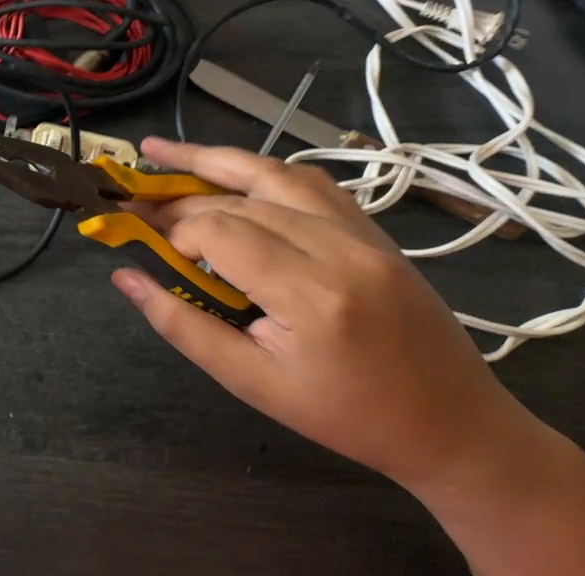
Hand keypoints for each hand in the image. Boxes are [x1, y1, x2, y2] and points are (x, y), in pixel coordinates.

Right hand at [115, 137, 537, 493]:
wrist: (461, 431)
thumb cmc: (349, 417)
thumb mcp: (253, 383)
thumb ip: (182, 325)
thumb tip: (124, 276)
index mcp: (311, 296)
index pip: (219, 231)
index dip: (172, 232)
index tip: (146, 248)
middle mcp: (341, 250)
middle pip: (238, 200)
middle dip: (178, 198)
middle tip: (134, 204)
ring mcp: (365, 235)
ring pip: (274, 174)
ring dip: (213, 161)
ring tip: (158, 153)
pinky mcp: (377, 233)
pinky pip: (311, 183)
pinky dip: (262, 170)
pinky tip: (230, 171)